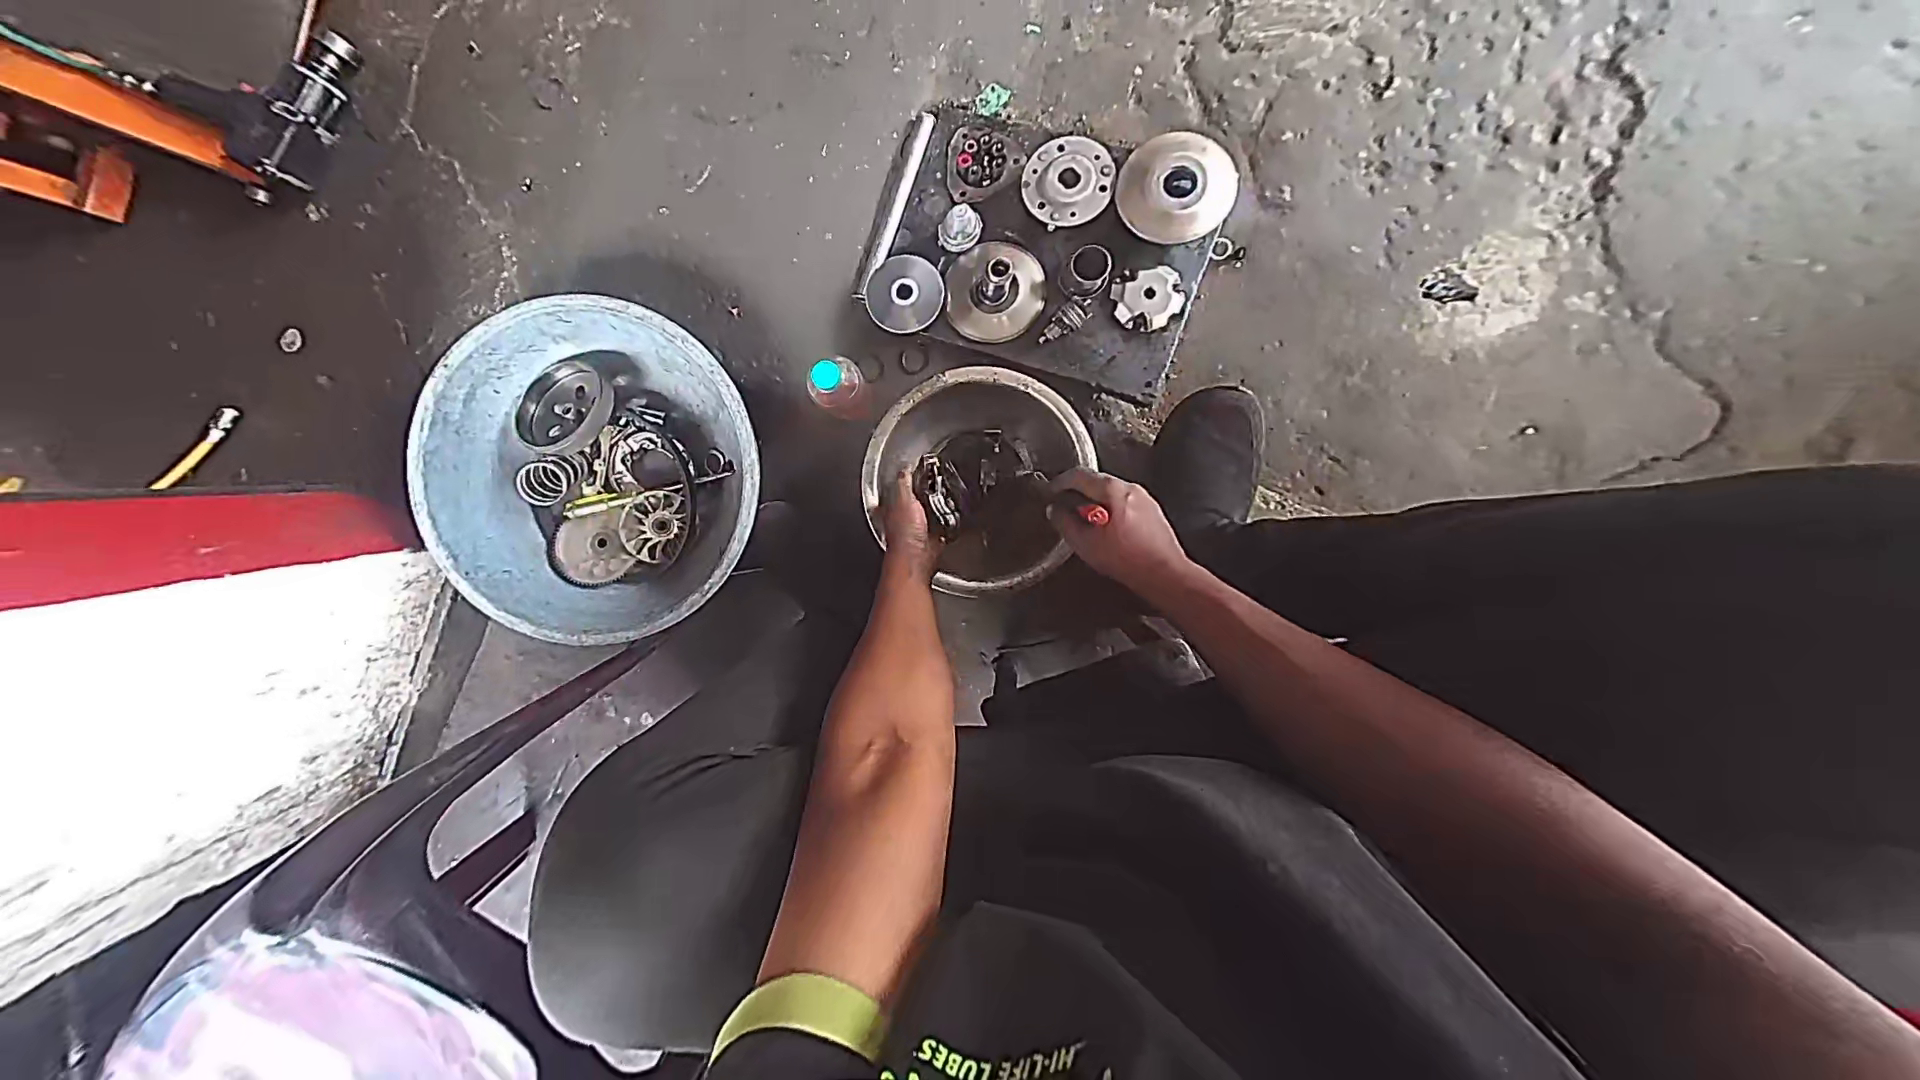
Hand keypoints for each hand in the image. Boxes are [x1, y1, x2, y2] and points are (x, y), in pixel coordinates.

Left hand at [881, 469, 941, 582]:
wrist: (918, 558)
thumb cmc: (904, 534)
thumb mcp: (903, 498)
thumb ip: (904, 482)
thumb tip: (905, 469)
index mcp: (889, 508)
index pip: (895, 488)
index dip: (904, 479)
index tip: (914, 470)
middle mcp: (901, 520)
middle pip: (912, 500)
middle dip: (923, 493)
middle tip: (933, 483)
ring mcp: (916, 530)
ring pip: (926, 513)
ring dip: (935, 507)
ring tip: (944, 498)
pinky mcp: (930, 540)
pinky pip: (939, 526)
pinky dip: (945, 522)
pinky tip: (949, 518)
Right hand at [1046, 468, 1198, 600]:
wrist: (1164, 575)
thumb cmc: (1129, 560)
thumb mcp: (1084, 543)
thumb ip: (1065, 523)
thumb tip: (1055, 511)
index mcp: (1113, 489)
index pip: (1079, 475)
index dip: (1059, 483)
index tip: (1051, 492)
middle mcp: (1131, 488)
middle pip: (1096, 482)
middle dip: (1077, 494)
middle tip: (1064, 509)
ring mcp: (1144, 500)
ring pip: (1111, 494)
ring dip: (1094, 504)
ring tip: (1084, 524)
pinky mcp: (1152, 513)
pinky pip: (1124, 505)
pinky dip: (1110, 512)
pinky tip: (1106, 532)